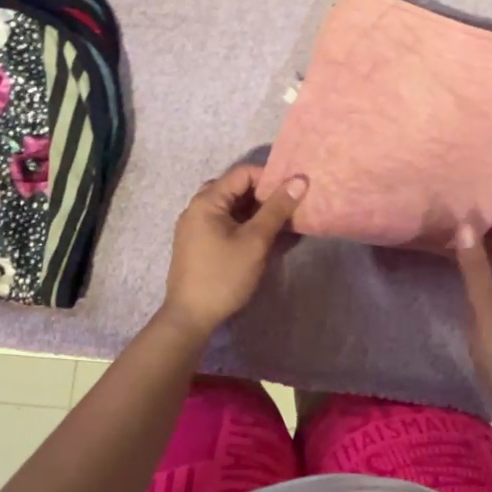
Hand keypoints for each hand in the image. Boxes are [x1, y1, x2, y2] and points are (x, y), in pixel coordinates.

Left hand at [160, 165, 305, 339]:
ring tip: (282, 222)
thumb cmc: (224, 276)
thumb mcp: (255, 241)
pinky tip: (264, 237)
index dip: (270, 178)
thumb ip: (277, 209)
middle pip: (236, 188)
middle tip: (288, 206)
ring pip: (232, 207)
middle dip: (264, 195)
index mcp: (207, 201)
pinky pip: (226, 223)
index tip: (293, 191)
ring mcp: (196, 227)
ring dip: (257, 211)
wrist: (191, 318)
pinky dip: (245, 224)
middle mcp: (197, 208)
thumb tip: (300, 180)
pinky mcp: (199, 243)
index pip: (243, 174)